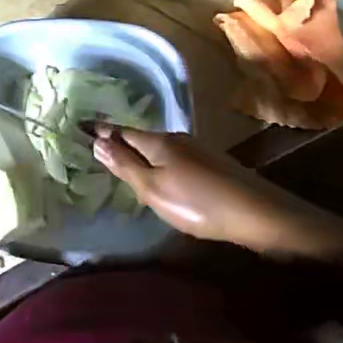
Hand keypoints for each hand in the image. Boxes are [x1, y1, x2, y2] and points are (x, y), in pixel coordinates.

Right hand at [91, 124, 342, 259]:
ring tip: (125, 164)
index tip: (81, 127)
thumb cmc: (199, 204)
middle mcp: (177, 138)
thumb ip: (125, 166)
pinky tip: (163, 177)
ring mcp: (198, 150)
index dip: (102, 131)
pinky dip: (160, 163)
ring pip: (159, 148)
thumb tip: (97, 141)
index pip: (122, 131)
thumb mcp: (154, 189)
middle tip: (99, 148)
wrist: (260, 215)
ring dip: (141, 154)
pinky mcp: (212, 165)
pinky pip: (175, 158)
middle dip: (121, 142)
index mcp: (159, 141)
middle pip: (141, 138)